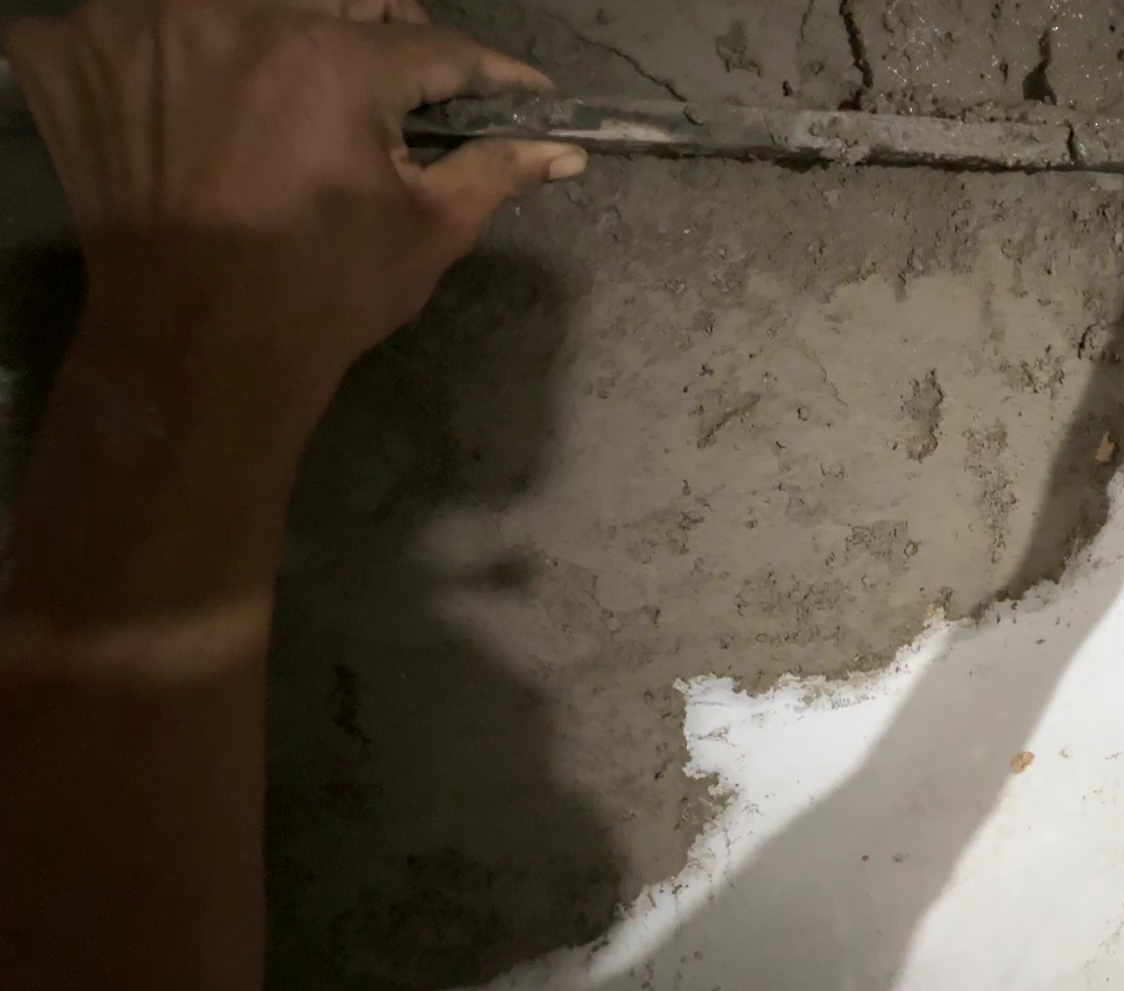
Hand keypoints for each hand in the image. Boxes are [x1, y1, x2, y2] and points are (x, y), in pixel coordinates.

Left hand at [3, 0, 585, 442]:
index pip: (435, 46)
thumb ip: (498, 170)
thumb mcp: (435, 229)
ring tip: (317, 98)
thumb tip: (567, 150)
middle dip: (396, 38)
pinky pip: (148, 17)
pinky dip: (198, 52)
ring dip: (300, 36)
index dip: (492, 70)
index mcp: (333, 64)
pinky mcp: (68, 45)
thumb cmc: (338, 286)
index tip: (524, 87)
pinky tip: (220, 108)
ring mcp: (133, 20)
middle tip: (416, 92)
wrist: (207, 337)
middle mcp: (230, 14)